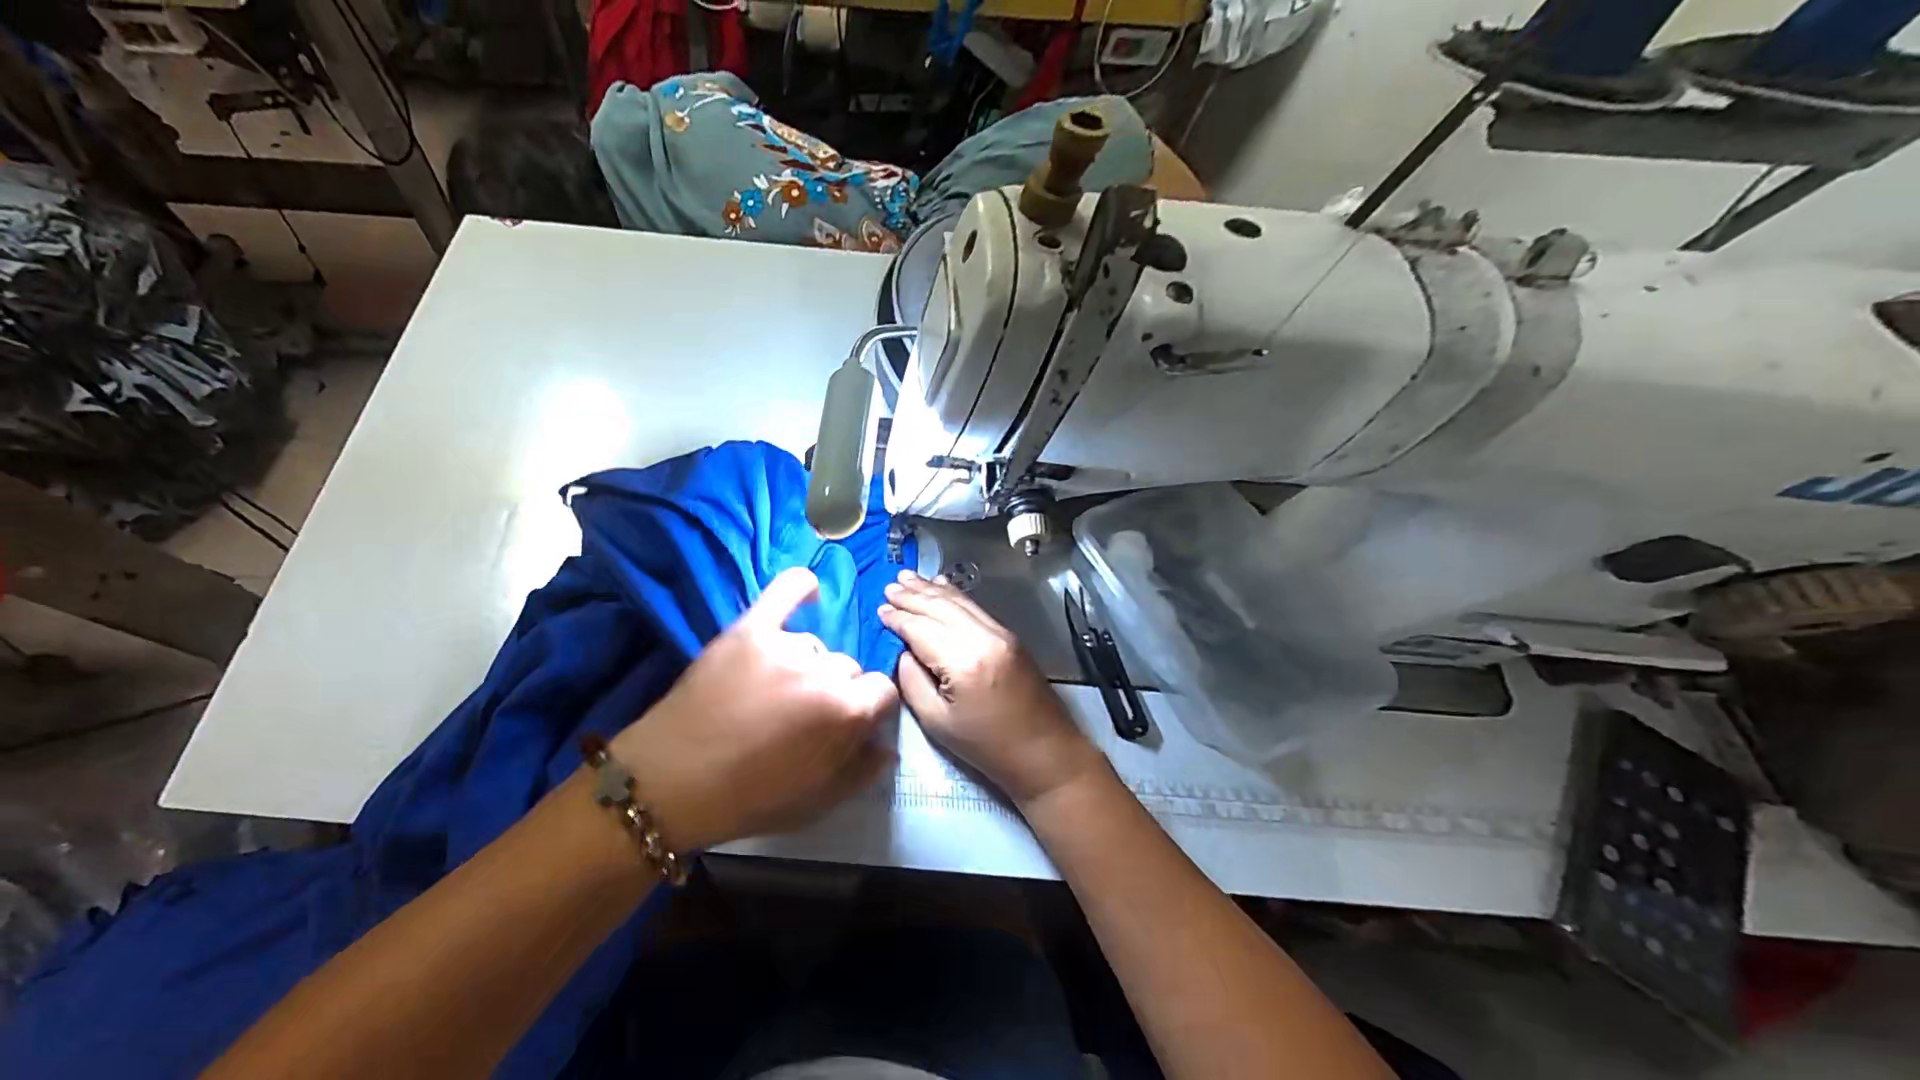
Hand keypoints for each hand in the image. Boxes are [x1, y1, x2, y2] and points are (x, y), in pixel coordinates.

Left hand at [612, 567, 898, 850]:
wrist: (667, 785)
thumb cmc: (748, 800)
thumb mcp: (818, 800)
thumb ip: (862, 770)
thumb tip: (887, 744)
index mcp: (846, 712)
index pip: (883, 690)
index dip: (870, 708)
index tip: (850, 723)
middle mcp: (822, 671)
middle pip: (848, 667)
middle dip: (836, 690)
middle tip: (803, 716)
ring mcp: (783, 647)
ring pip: (815, 646)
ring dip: (807, 665)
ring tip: (774, 690)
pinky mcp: (747, 631)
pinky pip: (784, 591)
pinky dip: (800, 587)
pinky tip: (810, 592)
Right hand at [880, 570, 1104, 805]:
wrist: (1045, 752)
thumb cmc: (987, 746)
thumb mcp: (937, 722)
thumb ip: (912, 681)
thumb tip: (904, 651)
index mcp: (963, 661)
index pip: (922, 628)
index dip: (898, 618)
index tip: (879, 610)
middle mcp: (983, 638)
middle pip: (941, 608)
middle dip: (913, 596)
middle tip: (889, 586)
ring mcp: (1001, 633)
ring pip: (960, 602)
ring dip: (932, 589)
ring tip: (908, 578)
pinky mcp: (1010, 637)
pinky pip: (976, 608)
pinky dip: (956, 596)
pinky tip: (942, 587)